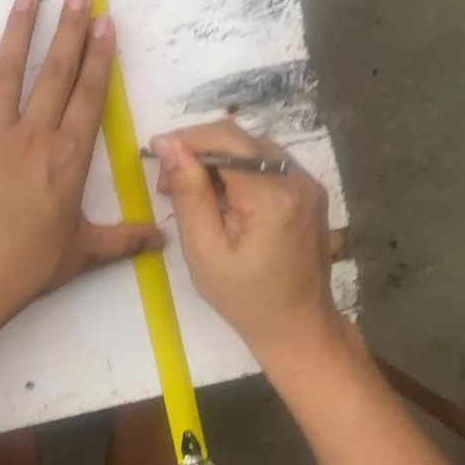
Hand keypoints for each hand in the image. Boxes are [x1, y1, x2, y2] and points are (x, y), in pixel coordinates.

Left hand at [0, 0, 162, 325]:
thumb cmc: (31, 264)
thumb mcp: (84, 252)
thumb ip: (124, 239)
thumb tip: (163, 239)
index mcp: (69, 155)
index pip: (90, 95)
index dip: (99, 56)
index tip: (105, 22)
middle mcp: (34, 135)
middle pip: (56, 74)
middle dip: (69, 30)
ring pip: (8, 74)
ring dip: (18, 33)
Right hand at [152, 121, 341, 357]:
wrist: (298, 326)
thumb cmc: (244, 297)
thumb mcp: (203, 249)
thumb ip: (188, 193)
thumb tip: (167, 145)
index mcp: (272, 196)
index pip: (225, 140)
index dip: (186, 140)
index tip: (155, 154)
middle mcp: (298, 180)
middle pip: (239, 139)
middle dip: (198, 150)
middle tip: (168, 183)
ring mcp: (309, 185)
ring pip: (253, 147)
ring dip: (217, 158)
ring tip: (192, 192)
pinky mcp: (310, 192)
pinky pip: (267, 163)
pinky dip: (238, 169)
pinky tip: (221, 197)